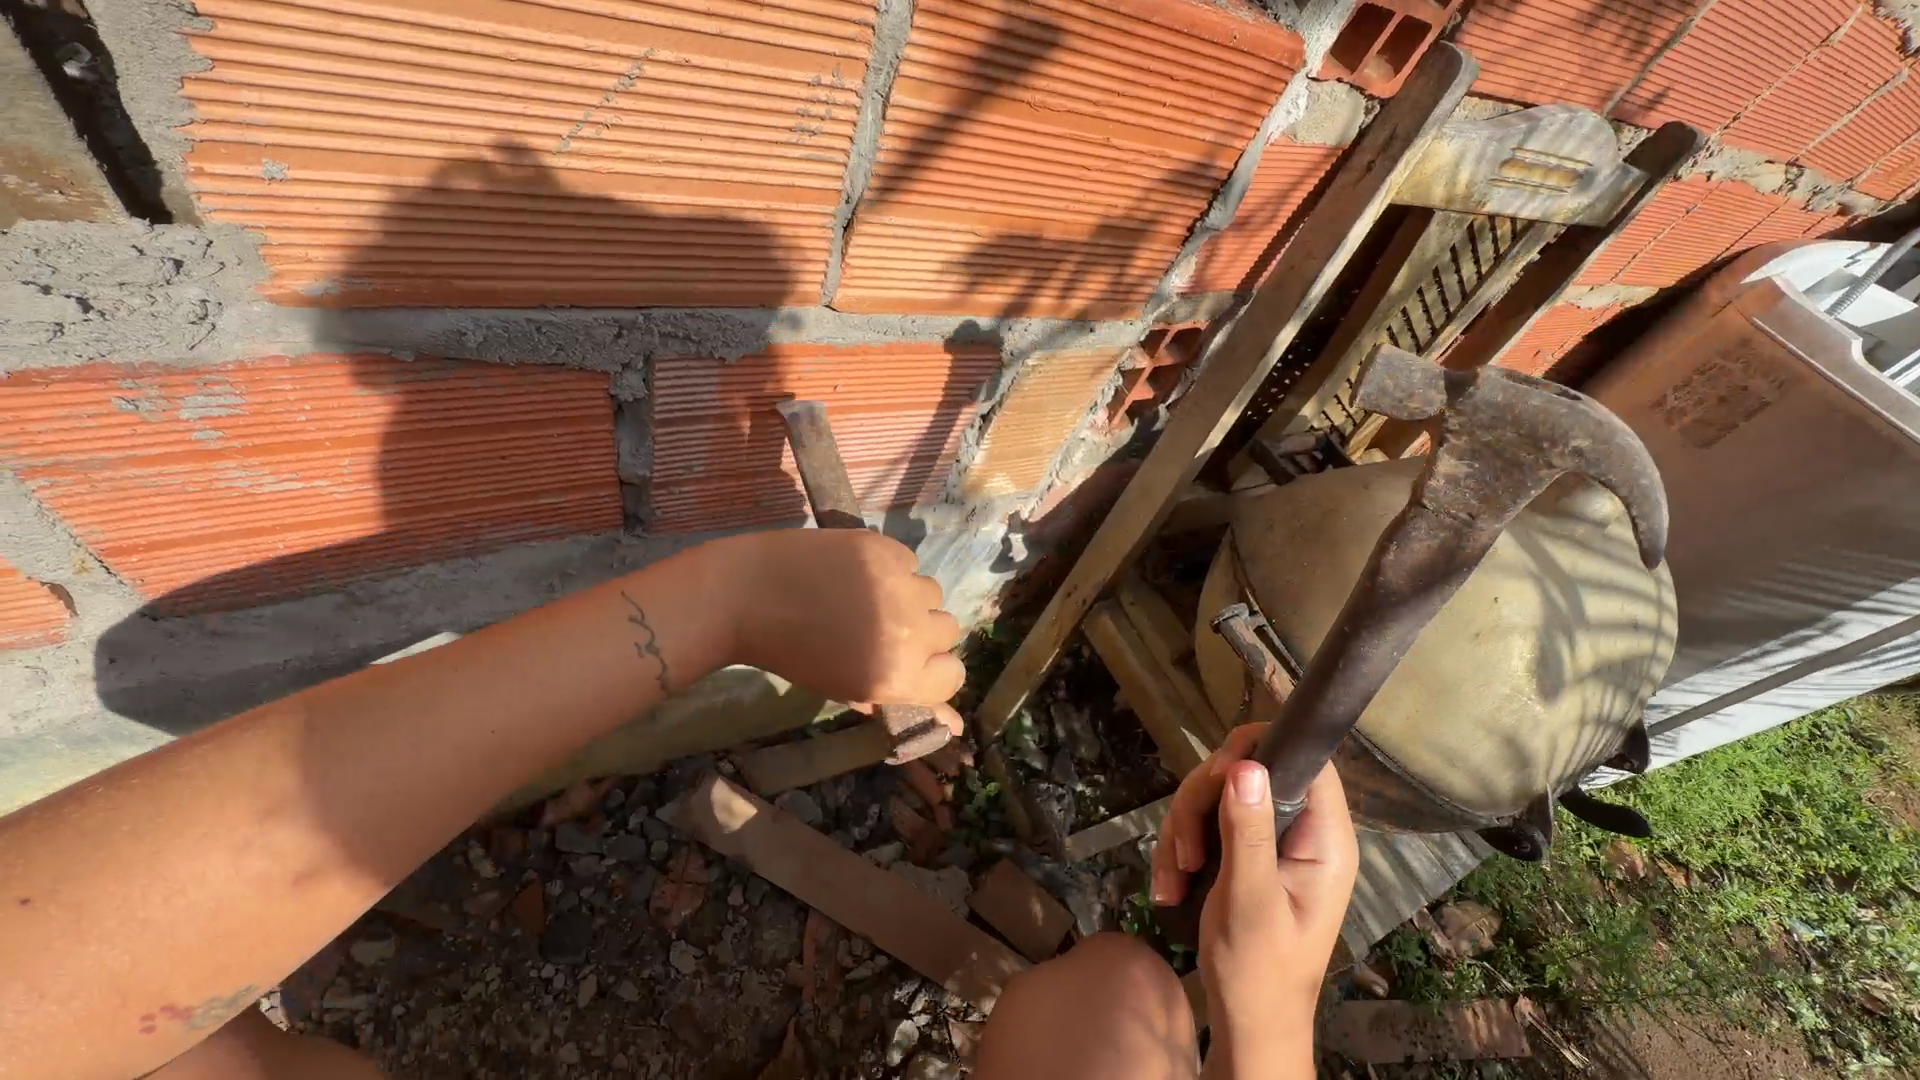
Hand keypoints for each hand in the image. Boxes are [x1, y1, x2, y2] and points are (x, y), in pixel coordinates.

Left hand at [714, 529, 965, 730]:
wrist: (747, 597)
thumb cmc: (794, 654)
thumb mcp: (850, 688)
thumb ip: (905, 704)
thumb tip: (956, 726)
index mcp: (900, 678)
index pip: (953, 675)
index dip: (932, 668)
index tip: (907, 659)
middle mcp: (910, 634)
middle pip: (948, 630)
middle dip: (922, 630)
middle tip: (882, 626)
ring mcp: (900, 587)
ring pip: (932, 592)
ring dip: (909, 595)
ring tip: (866, 596)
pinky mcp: (886, 550)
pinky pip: (909, 561)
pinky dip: (891, 566)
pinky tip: (855, 572)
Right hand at [1150, 724, 1357, 1073]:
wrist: (1249, 1023)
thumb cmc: (1259, 972)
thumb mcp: (1250, 902)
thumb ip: (1250, 833)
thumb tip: (1246, 765)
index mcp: (1324, 839)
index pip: (1304, 759)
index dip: (1259, 748)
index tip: (1215, 775)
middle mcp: (1301, 830)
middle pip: (1246, 772)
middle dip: (1202, 804)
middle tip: (1186, 851)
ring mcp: (1271, 840)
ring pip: (1217, 795)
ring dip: (1184, 831)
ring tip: (1175, 878)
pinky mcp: (1244, 851)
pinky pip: (1204, 822)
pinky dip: (1180, 848)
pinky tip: (1170, 885)